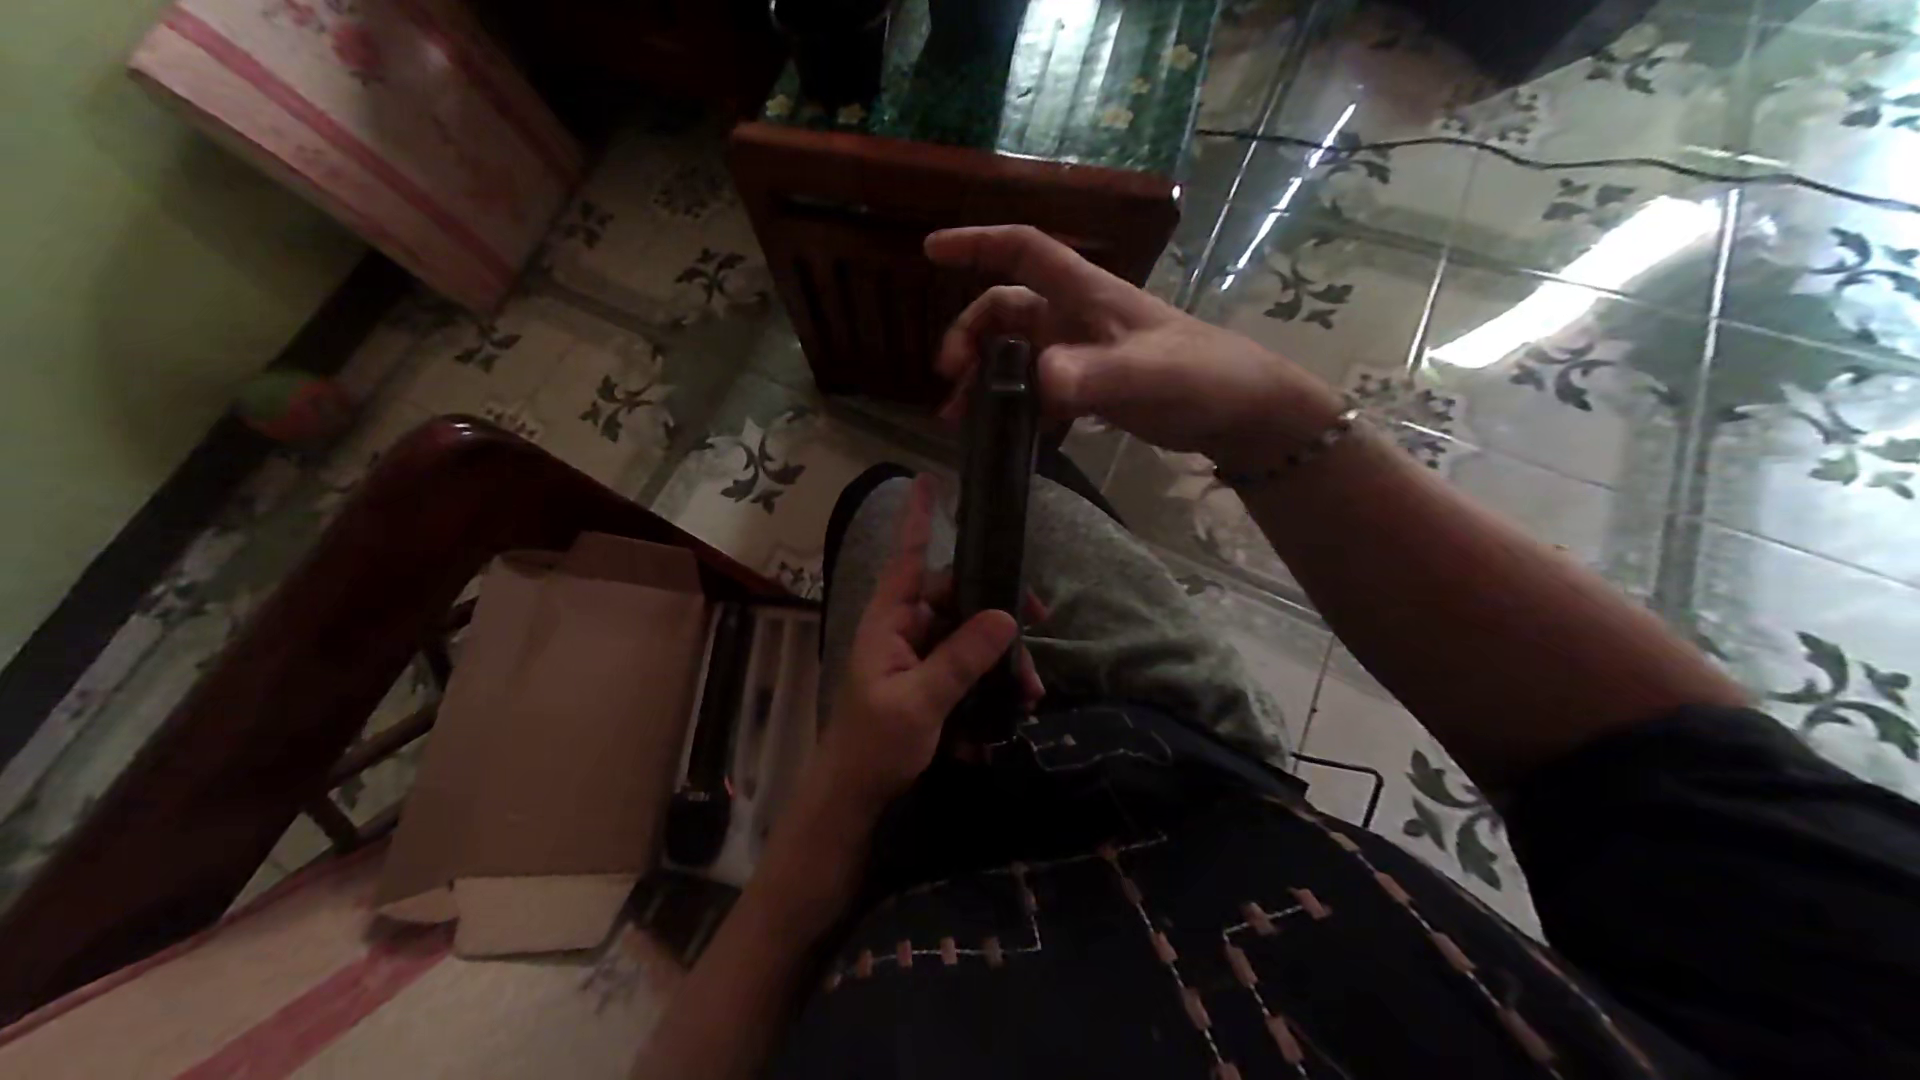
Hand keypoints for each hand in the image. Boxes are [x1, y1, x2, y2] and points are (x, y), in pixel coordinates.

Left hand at [814, 474, 1025, 820]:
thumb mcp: (920, 702)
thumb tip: (1006, 616)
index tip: (928, 480)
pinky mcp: (931, 682)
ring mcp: (918, 656)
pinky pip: (967, 667)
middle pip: (957, 598)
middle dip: (999, 611)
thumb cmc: (873, 745)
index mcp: (889, 622)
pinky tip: (1014, 708)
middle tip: (1042, 621)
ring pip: (970, 636)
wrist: (856, 797)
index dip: (917, 519)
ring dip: (1002, 658)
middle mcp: (905, 630)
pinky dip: (991, 682)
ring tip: (1032, 691)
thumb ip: (960, 658)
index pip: (907, 559)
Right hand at [925, 224, 1345, 465]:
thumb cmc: (1200, 376)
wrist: (1240, 412)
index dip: (975, 244)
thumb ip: (1094, 375)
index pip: (1023, 251)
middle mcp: (1075, 316)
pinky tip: (1006, 437)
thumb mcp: (1148, 374)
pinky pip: (1036, 391)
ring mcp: (1081, 353)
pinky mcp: (1089, 386)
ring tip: (961, 422)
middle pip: (1005, 311)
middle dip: (970, 340)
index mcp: (1086, 293)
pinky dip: (1015, 409)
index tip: (930, 251)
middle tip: (949, 382)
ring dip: (984, 383)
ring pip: (1015, 356)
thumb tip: (1039, 382)